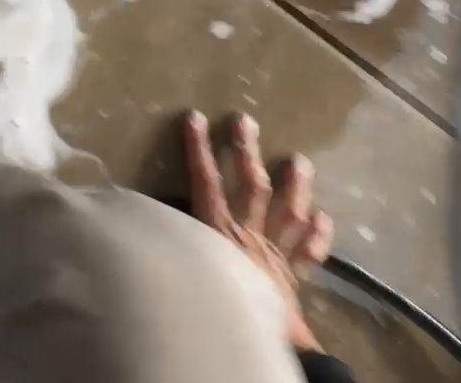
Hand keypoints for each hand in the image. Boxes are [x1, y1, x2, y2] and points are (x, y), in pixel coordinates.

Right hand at [183, 111, 334, 353]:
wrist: (257, 343)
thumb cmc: (209, 299)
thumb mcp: (181, 262)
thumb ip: (169, 235)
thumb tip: (138, 213)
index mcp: (216, 230)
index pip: (205, 179)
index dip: (199, 148)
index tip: (195, 117)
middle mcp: (248, 235)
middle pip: (252, 186)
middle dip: (247, 151)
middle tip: (246, 121)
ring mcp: (275, 254)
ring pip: (289, 213)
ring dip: (295, 186)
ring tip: (300, 160)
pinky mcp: (293, 278)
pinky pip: (309, 253)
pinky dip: (317, 235)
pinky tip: (322, 217)